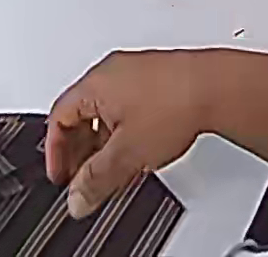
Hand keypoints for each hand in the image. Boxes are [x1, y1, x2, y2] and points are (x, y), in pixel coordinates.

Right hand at [46, 49, 267, 218]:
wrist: (211, 86)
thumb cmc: (173, 103)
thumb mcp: (126, 154)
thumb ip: (96, 179)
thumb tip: (77, 197)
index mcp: (96, 82)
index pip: (59, 116)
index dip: (55, 150)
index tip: (62, 175)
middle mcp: (112, 71)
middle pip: (80, 111)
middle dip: (80, 148)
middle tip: (84, 177)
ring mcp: (134, 71)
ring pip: (104, 108)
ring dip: (102, 140)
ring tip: (112, 168)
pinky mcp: (153, 75)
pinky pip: (125, 101)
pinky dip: (122, 127)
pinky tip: (137, 148)